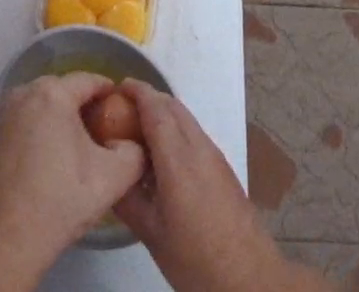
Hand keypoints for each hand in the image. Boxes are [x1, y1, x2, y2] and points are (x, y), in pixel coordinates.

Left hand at [0, 73, 146, 260]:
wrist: (8, 238)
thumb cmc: (62, 200)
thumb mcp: (115, 176)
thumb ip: (135, 151)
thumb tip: (130, 143)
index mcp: (53, 94)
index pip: (90, 80)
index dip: (111, 94)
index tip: (124, 113)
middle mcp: (25, 93)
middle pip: (66, 90)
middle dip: (86, 106)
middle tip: (105, 132)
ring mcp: (4, 113)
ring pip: (45, 105)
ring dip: (63, 118)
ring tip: (81, 147)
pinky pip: (28, 120)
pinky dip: (43, 130)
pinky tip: (54, 158)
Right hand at [114, 81, 316, 291]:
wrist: (249, 277)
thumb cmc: (195, 258)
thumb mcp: (151, 233)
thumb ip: (127, 199)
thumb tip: (108, 174)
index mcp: (179, 161)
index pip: (157, 110)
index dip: (138, 92)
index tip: (118, 86)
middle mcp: (200, 150)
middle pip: (174, 107)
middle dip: (149, 98)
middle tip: (122, 106)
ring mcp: (216, 157)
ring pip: (187, 120)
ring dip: (164, 113)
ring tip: (138, 128)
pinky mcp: (224, 169)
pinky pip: (196, 135)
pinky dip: (177, 130)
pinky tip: (162, 155)